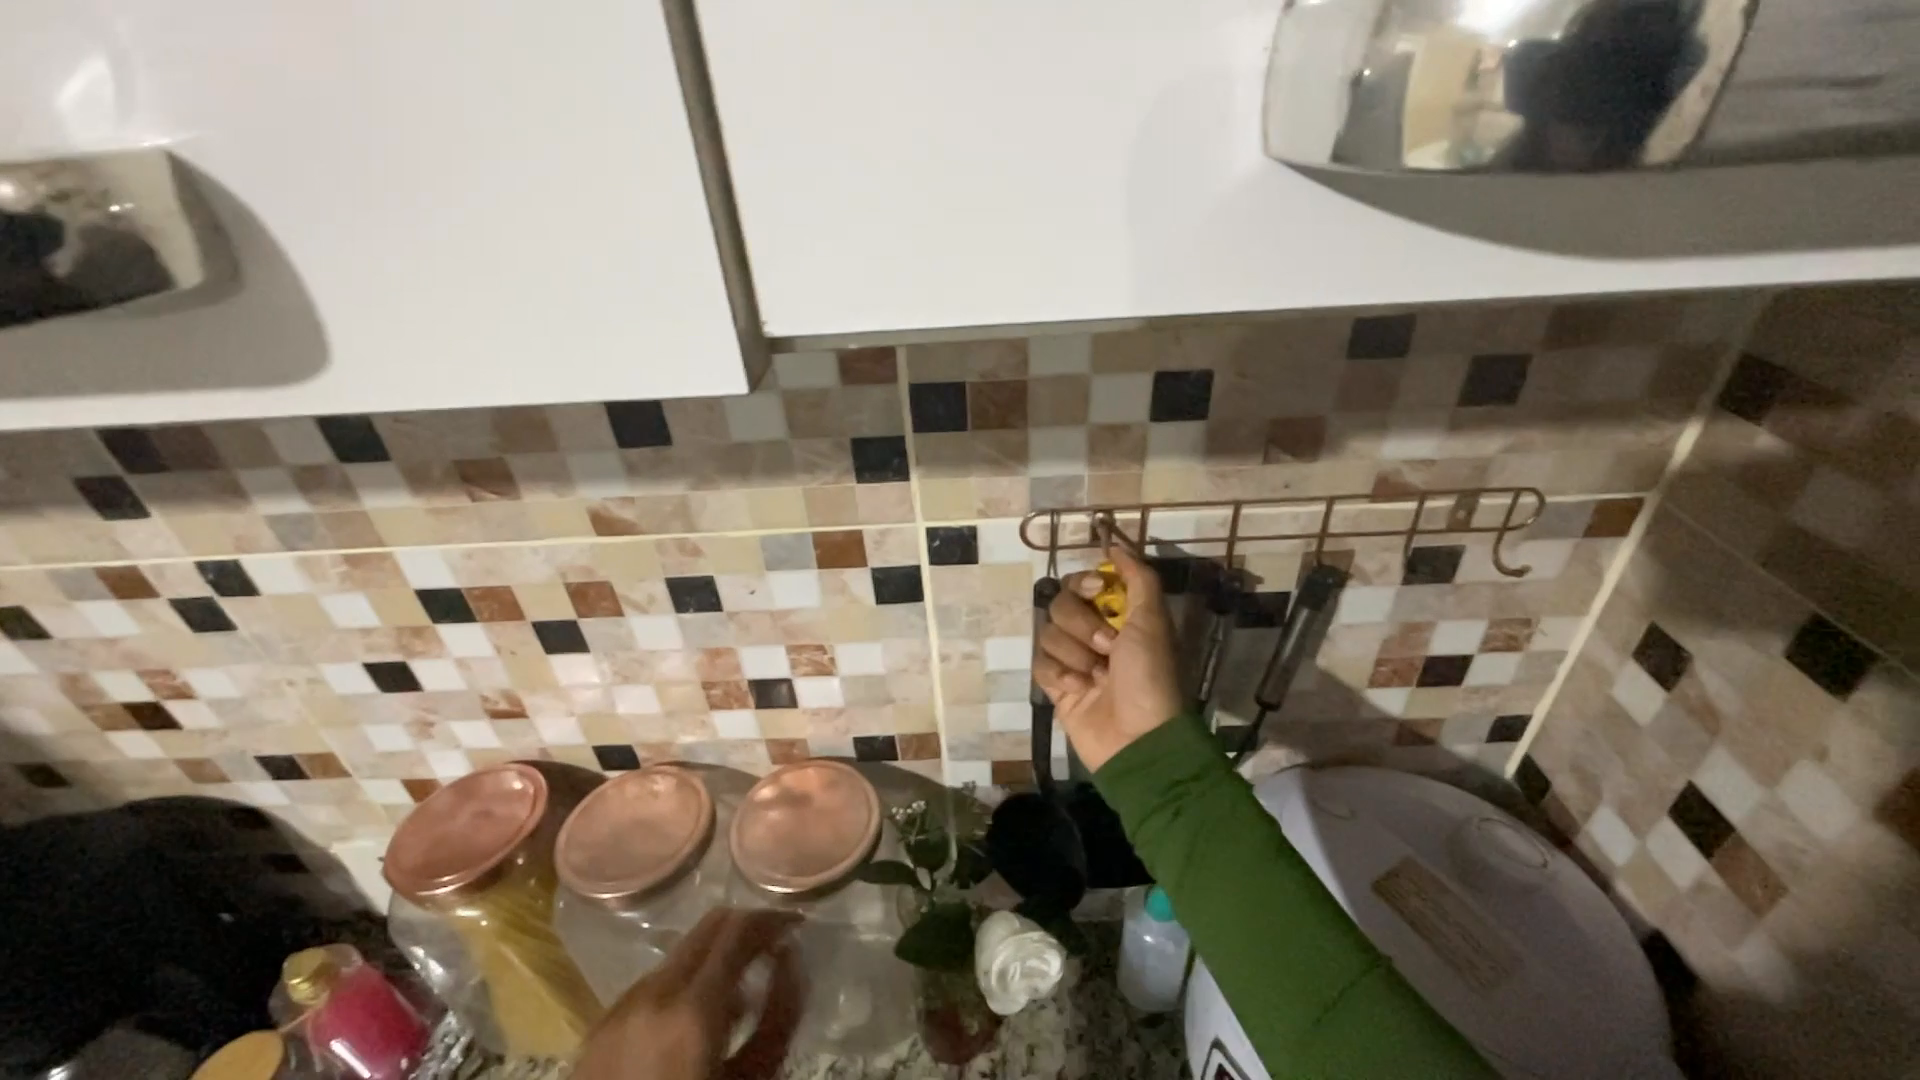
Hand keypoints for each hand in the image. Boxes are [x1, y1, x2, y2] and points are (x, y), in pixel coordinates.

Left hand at [575, 908, 804, 1079]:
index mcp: (694, 1008)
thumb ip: (779, 1018)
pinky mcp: (595, 1030)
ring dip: (712, 963)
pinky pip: (649, 988)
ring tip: (736, 1007)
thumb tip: (792, 961)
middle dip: (746, 931)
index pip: (739, 928)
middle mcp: (653, 994)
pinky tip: (690, 1033)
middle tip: (774, 952)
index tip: (797, 927)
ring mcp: (618, 1009)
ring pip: (678, 956)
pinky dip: (680, 989)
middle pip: (707, 928)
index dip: (773, 919)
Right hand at [1032, 545, 1181, 771]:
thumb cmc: (1150, 676)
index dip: (1085, 582)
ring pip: (1048, 633)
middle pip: (1060, 603)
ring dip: (1075, 654)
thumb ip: (1138, 578)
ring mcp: (1073, 660)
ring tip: (1097, 677)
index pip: (1083, 581)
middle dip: (1082, 624)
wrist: (1137, 738)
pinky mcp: (1056, 686)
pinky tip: (1079, 690)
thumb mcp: (1153, 621)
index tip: (1097, 589)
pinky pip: (1040, 663)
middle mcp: (1094, 633)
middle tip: (1107, 648)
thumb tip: (1116, 546)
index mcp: (1119, 615)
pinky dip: (1059, 674)